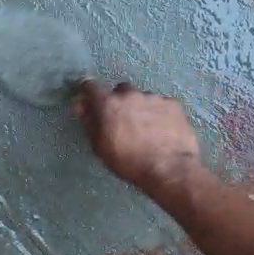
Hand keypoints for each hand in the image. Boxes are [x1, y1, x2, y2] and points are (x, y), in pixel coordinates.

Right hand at [76, 81, 207, 194]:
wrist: (170, 168)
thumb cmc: (129, 162)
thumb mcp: (100, 147)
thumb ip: (89, 122)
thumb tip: (81, 105)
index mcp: (109, 104)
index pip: (91, 86)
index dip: (89, 92)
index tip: (91, 101)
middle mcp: (130, 94)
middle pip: (120, 91)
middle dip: (119, 102)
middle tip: (123, 121)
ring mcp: (154, 97)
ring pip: (142, 97)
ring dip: (140, 108)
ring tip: (146, 129)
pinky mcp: (173, 104)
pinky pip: (161, 104)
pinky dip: (159, 113)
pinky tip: (163, 130)